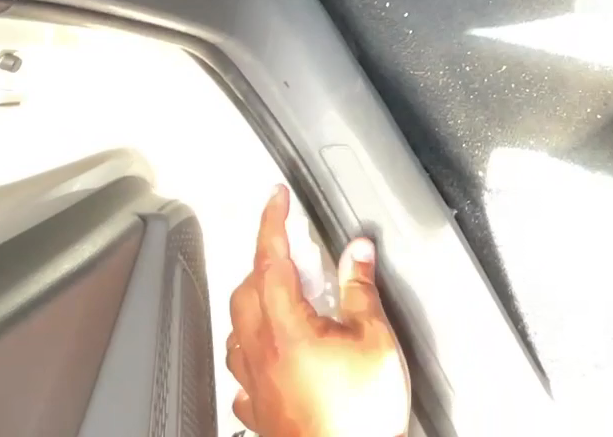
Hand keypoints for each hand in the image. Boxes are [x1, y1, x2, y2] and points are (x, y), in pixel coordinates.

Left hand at [226, 186, 409, 436]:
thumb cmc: (363, 415)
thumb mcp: (375, 340)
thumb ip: (360, 289)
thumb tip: (356, 250)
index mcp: (288, 329)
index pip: (270, 260)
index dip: (272, 222)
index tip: (277, 198)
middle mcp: (262, 355)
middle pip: (246, 291)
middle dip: (264, 261)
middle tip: (292, 248)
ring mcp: (256, 387)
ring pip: (237, 330)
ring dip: (253, 302)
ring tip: (281, 295)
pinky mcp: (261, 414)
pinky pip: (241, 372)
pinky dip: (251, 348)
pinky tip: (269, 353)